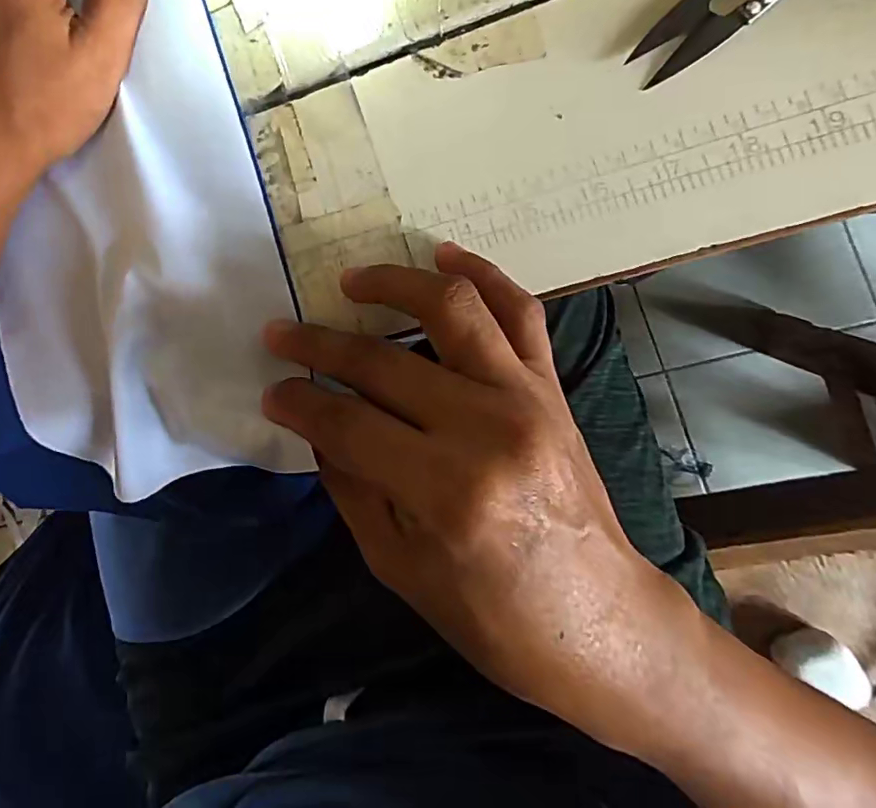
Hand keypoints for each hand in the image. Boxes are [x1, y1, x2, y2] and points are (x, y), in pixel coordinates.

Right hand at [260, 243, 694, 724]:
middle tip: (282, 334)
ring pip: (454, 308)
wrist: (602, 621)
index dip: (300, 403)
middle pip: (385, 364)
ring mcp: (528, 398)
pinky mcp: (552, 387)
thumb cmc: (494, 615)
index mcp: (447, 491)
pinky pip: (519, 311)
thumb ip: (351, 485)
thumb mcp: (399, 565)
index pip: (348, 424)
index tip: (273, 391)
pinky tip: (443, 254)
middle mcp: (489, 429)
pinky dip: (481, 272)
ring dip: (394, 283)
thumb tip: (317, 424)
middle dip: (319, 345)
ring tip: (353, 281)